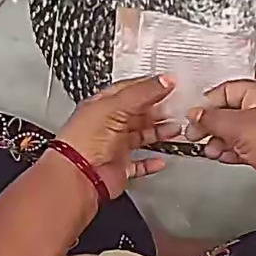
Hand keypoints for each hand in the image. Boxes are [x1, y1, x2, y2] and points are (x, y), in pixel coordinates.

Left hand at [55, 75, 182, 197]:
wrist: (78, 175)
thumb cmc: (84, 140)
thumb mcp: (116, 106)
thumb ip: (143, 93)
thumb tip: (165, 80)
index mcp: (103, 106)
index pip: (130, 91)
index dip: (150, 87)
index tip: (169, 85)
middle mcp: (108, 125)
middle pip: (139, 114)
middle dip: (159, 111)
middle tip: (177, 107)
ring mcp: (114, 147)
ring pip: (141, 137)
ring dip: (159, 133)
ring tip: (175, 129)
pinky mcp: (119, 167)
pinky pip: (139, 164)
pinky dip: (151, 162)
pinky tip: (160, 160)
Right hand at [187, 80, 255, 191]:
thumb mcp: (237, 126)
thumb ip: (211, 118)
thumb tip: (195, 114)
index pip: (228, 90)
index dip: (208, 103)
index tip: (193, 117)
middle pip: (231, 111)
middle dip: (212, 124)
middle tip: (195, 134)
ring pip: (236, 130)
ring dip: (220, 140)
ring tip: (210, 149)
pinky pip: (244, 145)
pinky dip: (231, 149)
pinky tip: (221, 156)